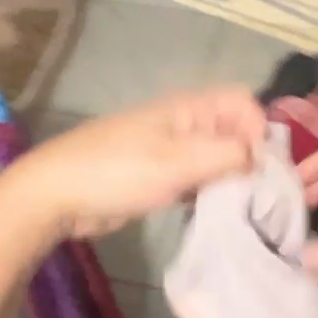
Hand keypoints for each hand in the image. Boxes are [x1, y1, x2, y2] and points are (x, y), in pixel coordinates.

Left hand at [0, 88, 268, 239]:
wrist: (56, 195)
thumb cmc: (116, 171)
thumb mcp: (177, 161)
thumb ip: (226, 155)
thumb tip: (262, 157)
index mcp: (188, 108)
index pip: (243, 104)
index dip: (259, 130)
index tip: (261, 169)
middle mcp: (184, 124)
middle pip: (233, 131)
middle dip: (250, 157)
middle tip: (258, 195)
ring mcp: (170, 151)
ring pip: (217, 157)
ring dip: (231, 178)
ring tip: (242, 208)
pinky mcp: (159, 177)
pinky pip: (197, 178)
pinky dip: (210, 192)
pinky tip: (214, 213)